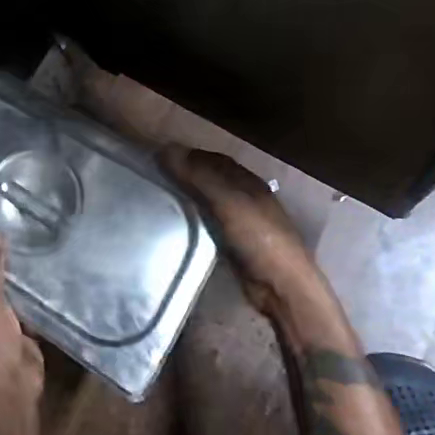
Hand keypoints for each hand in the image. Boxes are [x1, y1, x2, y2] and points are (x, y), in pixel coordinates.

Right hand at [162, 147, 325, 318]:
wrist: (281, 287)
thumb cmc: (258, 238)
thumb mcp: (228, 202)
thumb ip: (199, 177)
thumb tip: (166, 148)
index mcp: (248, 181)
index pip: (212, 159)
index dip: (187, 155)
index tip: (158, 158)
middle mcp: (245, 196)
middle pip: (210, 179)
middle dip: (185, 175)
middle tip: (153, 178)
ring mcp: (240, 221)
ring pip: (208, 200)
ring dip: (187, 197)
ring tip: (157, 197)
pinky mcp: (233, 243)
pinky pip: (207, 222)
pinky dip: (192, 218)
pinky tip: (174, 222)